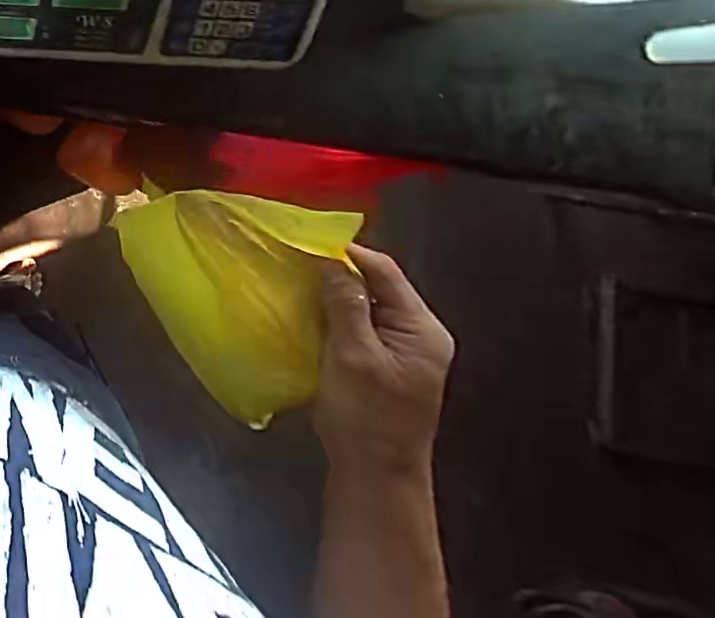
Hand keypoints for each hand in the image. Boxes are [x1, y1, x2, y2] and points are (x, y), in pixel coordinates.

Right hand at [314, 243, 454, 475]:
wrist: (374, 472)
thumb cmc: (366, 415)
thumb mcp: (353, 355)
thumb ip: (346, 305)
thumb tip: (332, 262)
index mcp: (421, 329)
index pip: (385, 272)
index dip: (346, 252)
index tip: (303, 241)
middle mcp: (416, 332)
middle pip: (376, 284)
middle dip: (336, 270)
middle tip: (293, 259)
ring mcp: (399, 347)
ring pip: (362, 302)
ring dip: (330, 291)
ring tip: (293, 279)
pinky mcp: (379, 359)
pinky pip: (355, 321)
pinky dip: (330, 311)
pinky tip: (305, 308)